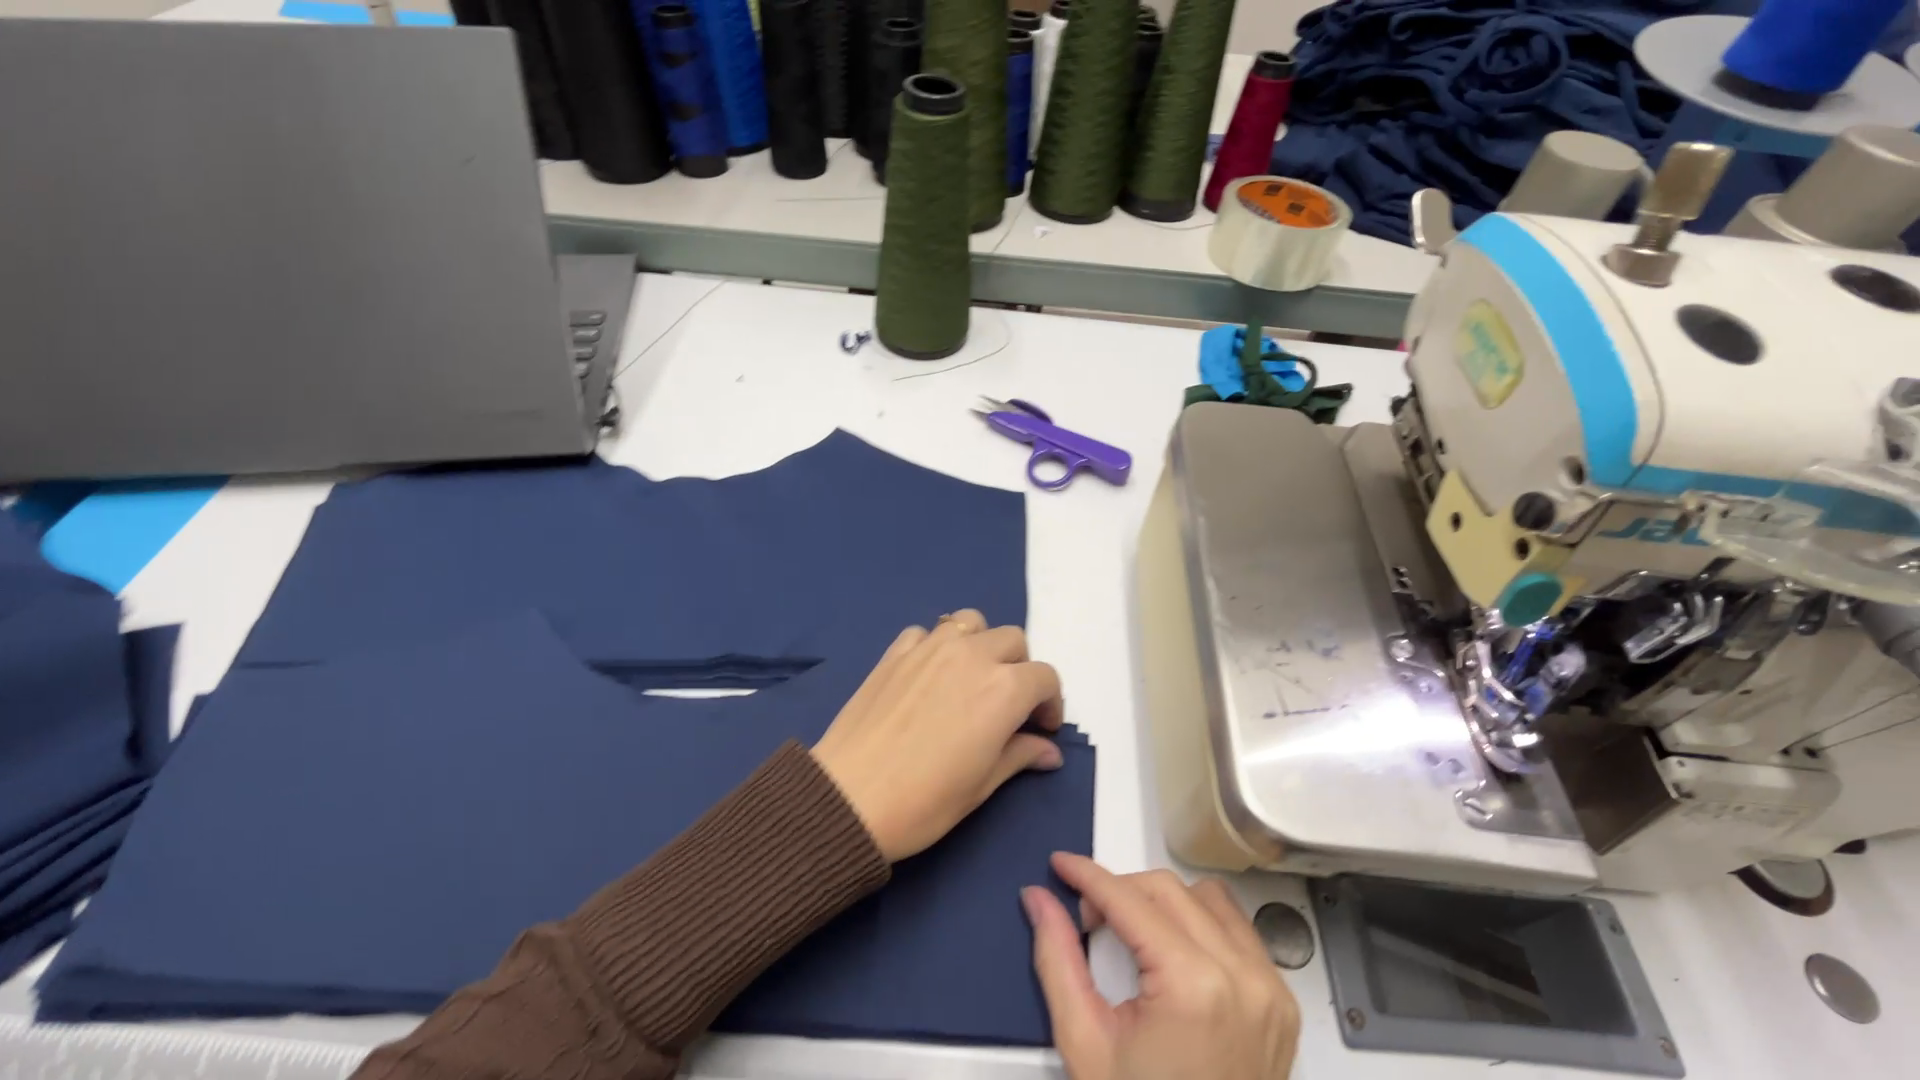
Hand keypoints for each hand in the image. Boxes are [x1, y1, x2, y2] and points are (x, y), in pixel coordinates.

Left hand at [811, 610, 1064, 861]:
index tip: (1041, 729)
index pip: (1045, 678)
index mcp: (1005, 688)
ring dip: (981, 645)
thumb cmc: (926, 800)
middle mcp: (972, 655)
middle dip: (1020, 669)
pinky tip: (928, 676)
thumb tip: (1049, 751)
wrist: (849, 798)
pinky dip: (936, 647)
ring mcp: (930, 648)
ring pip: (971, 622)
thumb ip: (1020, 755)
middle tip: (1008, 707)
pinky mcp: (895, 652)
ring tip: (971, 679)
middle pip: (1013, 641)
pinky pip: (926, 633)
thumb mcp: (983, 785)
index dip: (1050, 704)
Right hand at [1025, 854, 1299, 1079]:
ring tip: (1133, 936)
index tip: (1063, 865)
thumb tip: (1039, 900)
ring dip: (1164, 902)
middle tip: (1088, 919)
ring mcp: (1269, 991)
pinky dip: (1203, 925)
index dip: (1088, 875)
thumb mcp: (1084, 1042)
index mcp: (1193, 986)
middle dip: (1120, 891)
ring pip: (1209, 898)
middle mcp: (1242, 978)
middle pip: (1168, 889)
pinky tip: (1174, 951)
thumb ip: (1057, 959)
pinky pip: (1240, 931)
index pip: (1131, 899)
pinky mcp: (1281, 1003)